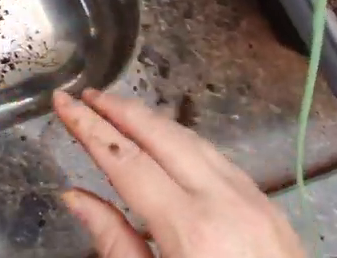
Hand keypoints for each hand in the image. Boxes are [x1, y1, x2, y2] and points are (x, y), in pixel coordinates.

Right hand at [53, 88, 302, 257]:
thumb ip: (115, 243)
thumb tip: (74, 195)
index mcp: (191, 228)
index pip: (126, 158)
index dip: (89, 125)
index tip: (62, 100)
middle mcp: (225, 202)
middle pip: (161, 135)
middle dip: (120, 109)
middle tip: (86, 95)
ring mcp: (256, 202)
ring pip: (192, 139)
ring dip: (151, 120)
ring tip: (118, 110)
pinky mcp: (274, 211)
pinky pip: (219, 158)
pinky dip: (183, 140)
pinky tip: (167, 141)